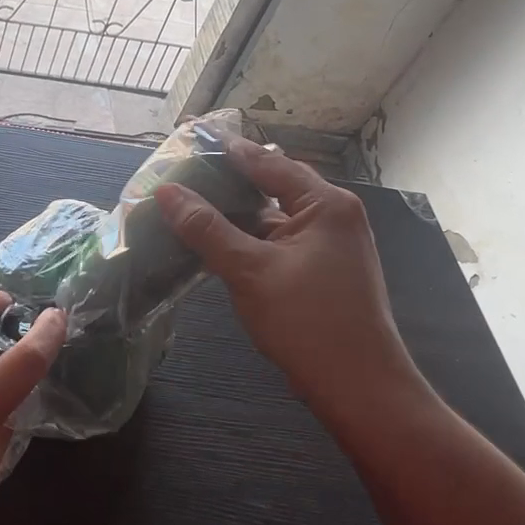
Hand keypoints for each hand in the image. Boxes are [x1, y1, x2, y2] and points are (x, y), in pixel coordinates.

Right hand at [153, 138, 427, 412]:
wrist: (358, 388)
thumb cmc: (307, 321)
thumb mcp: (248, 270)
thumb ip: (206, 228)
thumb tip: (166, 192)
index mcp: (325, 204)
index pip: (268, 162)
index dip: (228, 149)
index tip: (192, 136)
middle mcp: (334, 216)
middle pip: (274, 185)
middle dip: (230, 179)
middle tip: (185, 172)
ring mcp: (331, 246)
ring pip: (274, 217)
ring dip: (237, 212)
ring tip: (191, 204)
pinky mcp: (323, 272)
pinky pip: (279, 241)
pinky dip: (249, 238)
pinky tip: (217, 244)